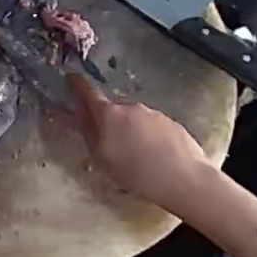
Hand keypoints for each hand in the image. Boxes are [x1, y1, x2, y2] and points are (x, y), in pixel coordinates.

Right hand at [69, 74, 214, 210]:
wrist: (183, 177)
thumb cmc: (136, 172)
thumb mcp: (103, 158)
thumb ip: (88, 132)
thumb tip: (79, 113)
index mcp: (109, 114)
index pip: (89, 93)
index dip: (78, 86)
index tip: (72, 78)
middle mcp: (131, 107)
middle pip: (113, 109)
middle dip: (108, 121)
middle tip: (111, 145)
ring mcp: (153, 113)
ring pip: (134, 118)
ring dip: (130, 130)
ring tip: (136, 156)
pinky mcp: (170, 122)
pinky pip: (151, 126)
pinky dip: (147, 136)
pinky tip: (154, 155)